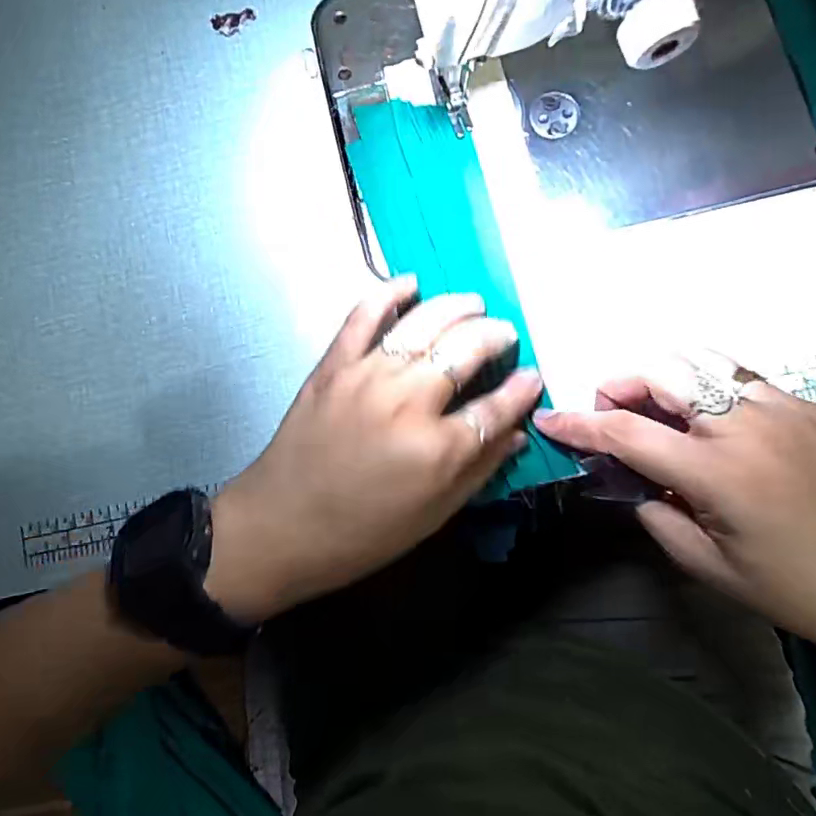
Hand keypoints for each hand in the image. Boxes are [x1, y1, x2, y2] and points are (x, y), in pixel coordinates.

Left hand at [202, 276, 542, 623]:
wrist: (281, 527)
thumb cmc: (365, 533)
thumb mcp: (434, 514)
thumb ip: (481, 468)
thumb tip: (517, 432)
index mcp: (437, 449)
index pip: (496, 406)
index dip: (522, 389)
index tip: (534, 375)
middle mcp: (407, 403)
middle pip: (465, 351)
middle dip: (496, 335)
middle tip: (506, 334)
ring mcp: (366, 377)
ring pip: (423, 324)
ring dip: (456, 307)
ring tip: (474, 304)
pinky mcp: (333, 366)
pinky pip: (363, 317)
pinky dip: (388, 294)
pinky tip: (410, 283)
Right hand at [534, 353, 815, 712]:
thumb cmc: (797, 592)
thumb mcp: (710, 567)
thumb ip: (658, 515)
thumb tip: (633, 481)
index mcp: (717, 473)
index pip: (627, 433)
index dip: (579, 425)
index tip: (549, 418)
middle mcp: (748, 425)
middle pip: (665, 372)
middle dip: (623, 383)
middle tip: (611, 407)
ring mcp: (787, 407)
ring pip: (708, 363)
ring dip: (669, 377)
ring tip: (660, 406)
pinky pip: (749, 383)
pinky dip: (716, 392)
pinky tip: (720, 423)